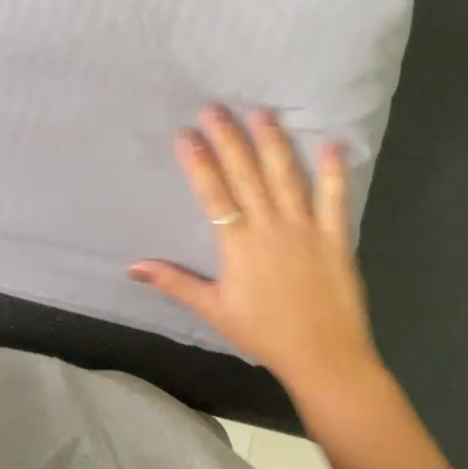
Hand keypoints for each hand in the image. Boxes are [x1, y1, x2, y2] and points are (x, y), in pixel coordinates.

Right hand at [130, 105, 378, 391]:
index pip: (213, 193)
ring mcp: (304, 229)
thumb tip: (133, 267)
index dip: (198, 162)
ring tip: (262, 113)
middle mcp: (269, 227)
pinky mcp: (335, 238)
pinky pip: (334, 200)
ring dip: (273, 143)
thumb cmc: (265, 334)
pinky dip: (334, 172)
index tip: (186, 134)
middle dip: (229, 139)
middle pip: (246, 175)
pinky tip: (332, 144)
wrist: (326, 360)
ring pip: (286, 177)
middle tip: (215, 108)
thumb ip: (175, 282)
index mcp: (238, 244)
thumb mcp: (214, 309)